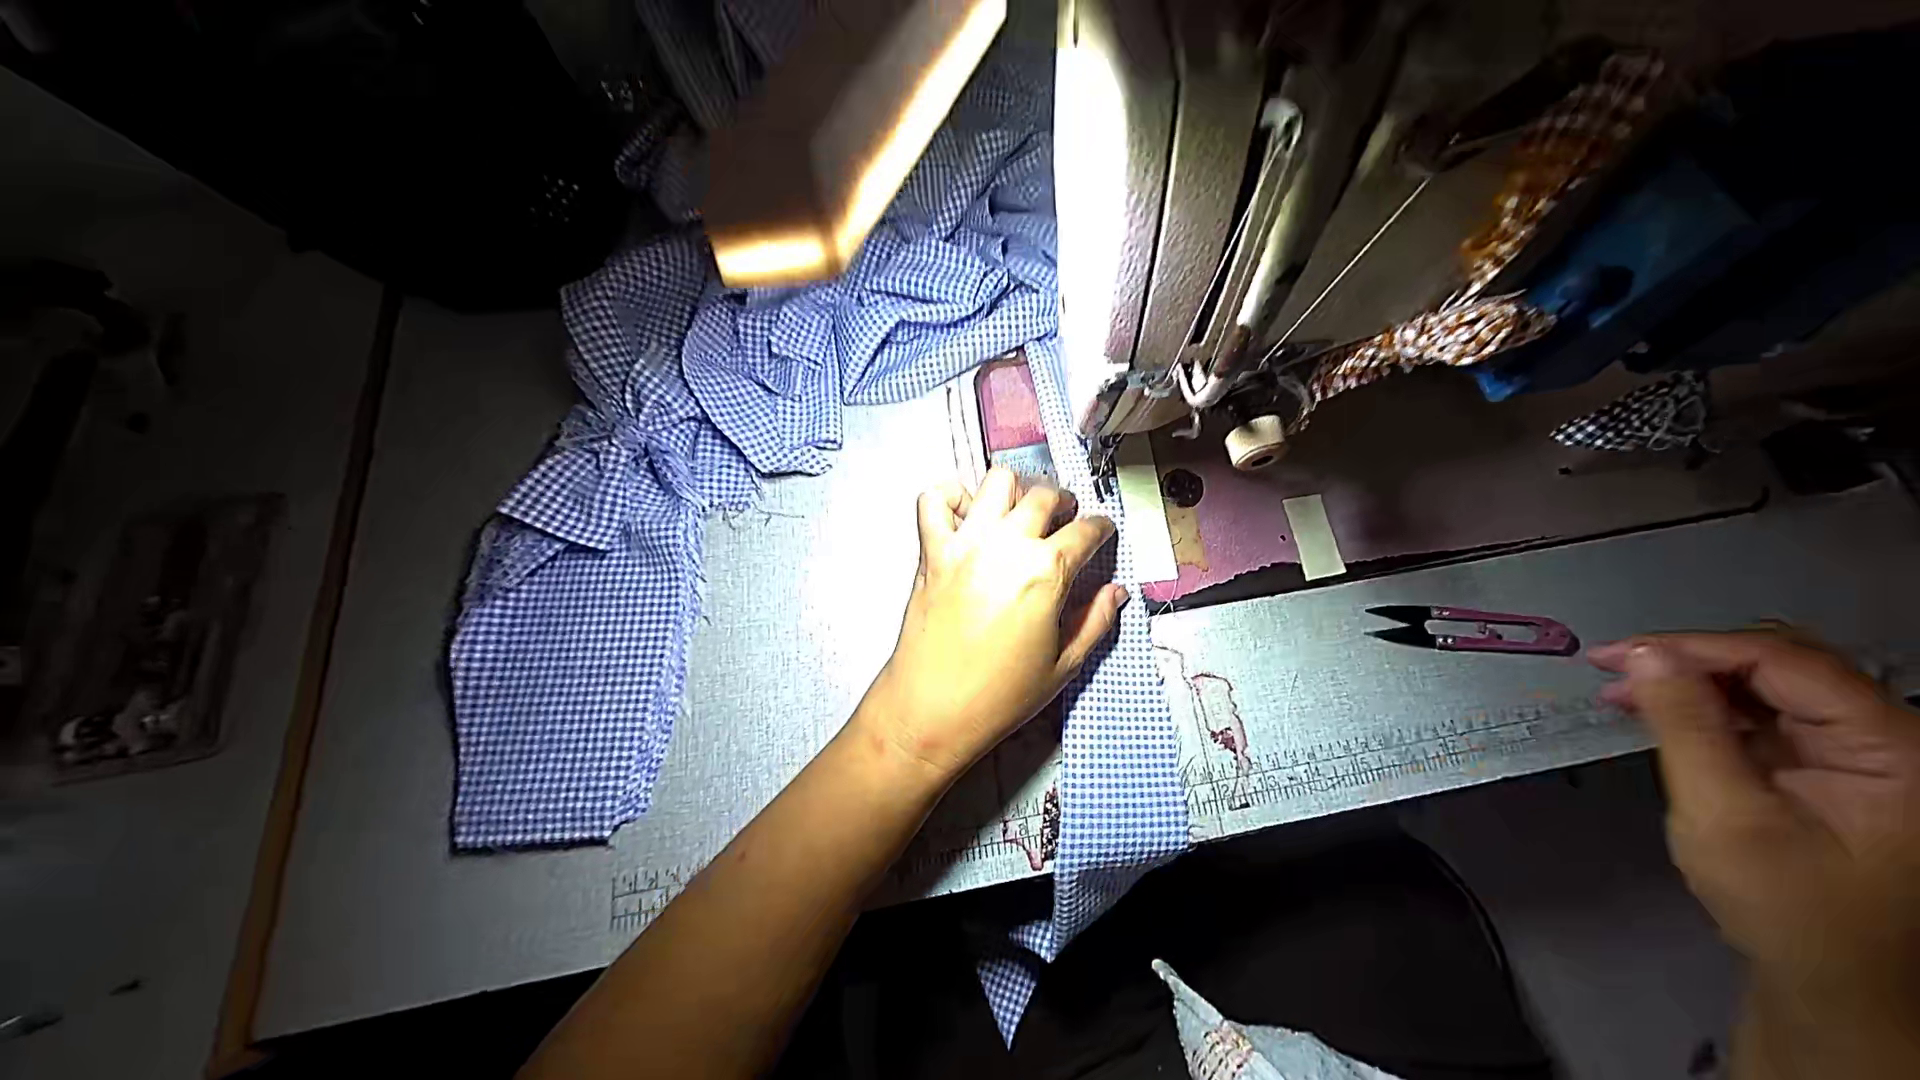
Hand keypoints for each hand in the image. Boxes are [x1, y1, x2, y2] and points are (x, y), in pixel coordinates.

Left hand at [854, 467, 1125, 783]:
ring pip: (997, 481)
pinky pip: (934, 500)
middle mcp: (1006, 547)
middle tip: (1064, 518)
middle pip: (1045, 495)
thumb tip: (1115, 592)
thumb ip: (1094, 621)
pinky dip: (951, 495)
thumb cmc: (997, 695)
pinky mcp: (931, 551)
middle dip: (1063, 501)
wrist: (931, 709)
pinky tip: (967, 512)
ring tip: (1020, 510)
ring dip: (1016, 490)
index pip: (1086, 530)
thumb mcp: (1063, 665)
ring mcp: (965, 544)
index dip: (1101, 528)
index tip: (1101, 532)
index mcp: (1046, 573)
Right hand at [1589, 630, 1919, 1016]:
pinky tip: (1657, 711)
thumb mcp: (1725, 812)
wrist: (1831, 979)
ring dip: (1691, 680)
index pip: (1784, 661)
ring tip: (1622, 690)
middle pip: (1782, 663)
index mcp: (1893, 750)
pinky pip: (1764, 712)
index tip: (1614, 655)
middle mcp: (1890, 740)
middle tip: (1614, 667)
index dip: (1693, 648)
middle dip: (1690, 658)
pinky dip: (1704, 705)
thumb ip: (1685, 725)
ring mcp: (1862, 753)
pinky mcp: (1830, 766)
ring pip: (1768, 683)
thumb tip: (1645, 654)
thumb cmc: (1785, 903)